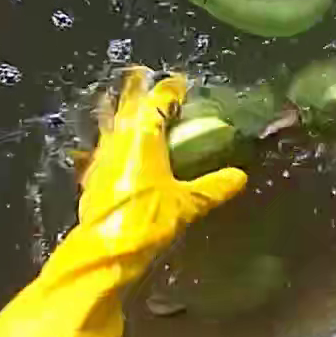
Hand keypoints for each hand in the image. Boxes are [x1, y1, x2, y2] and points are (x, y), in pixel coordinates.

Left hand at [0, 68, 245, 336]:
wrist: (102, 257)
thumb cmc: (147, 221)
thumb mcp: (188, 204)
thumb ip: (213, 187)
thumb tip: (240, 176)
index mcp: (141, 140)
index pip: (156, 103)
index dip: (170, 90)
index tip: (181, 83)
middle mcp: (117, 144)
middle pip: (126, 108)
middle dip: (138, 93)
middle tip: (147, 78)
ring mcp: (101, 161)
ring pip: (112, 126)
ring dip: (124, 114)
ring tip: (135, 107)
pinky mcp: (94, 180)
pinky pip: (107, 147)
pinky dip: (118, 139)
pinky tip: (122, 147)